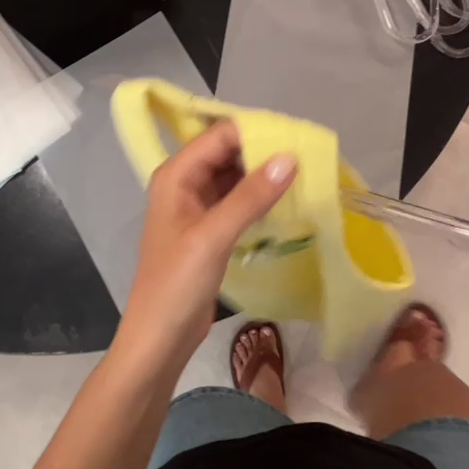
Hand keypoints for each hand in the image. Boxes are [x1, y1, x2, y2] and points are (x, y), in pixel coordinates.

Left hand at [116, 121, 295, 366]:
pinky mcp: (208, 228)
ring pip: (234, 176)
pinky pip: (236, 200)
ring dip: (263, 175)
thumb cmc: (177, 284)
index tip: (297, 137)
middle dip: (263, 152)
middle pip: (227, 152)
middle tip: (308, 156)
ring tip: (305, 175)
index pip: (219, 135)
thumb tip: (290, 157)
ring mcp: (196, 206)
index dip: (256, 131)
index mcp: (175, 175)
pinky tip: (286, 202)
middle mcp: (183, 183)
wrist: (159, 337)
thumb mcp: (214, 237)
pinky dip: (259, 198)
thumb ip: (250, 196)